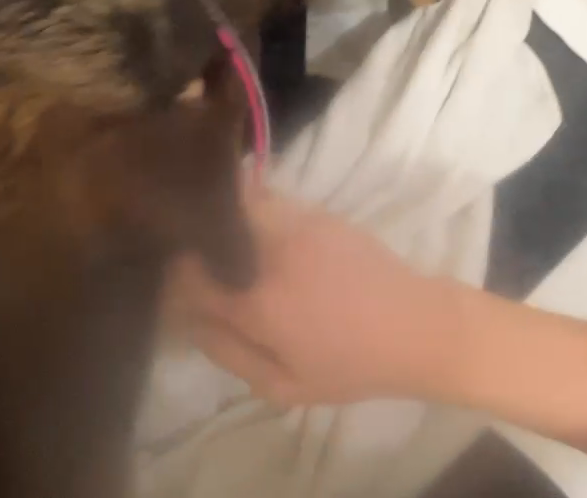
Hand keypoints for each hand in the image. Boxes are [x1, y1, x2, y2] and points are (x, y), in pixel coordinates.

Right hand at [166, 186, 464, 406]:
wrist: (413, 323)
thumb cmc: (350, 364)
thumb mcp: (283, 385)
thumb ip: (228, 351)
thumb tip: (189, 320)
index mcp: (257, 301)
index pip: (189, 278)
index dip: (173, 283)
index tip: (176, 290)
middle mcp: (271, 251)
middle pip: (210, 228)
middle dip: (196, 242)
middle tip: (199, 261)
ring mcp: (297, 223)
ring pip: (239, 205)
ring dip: (224, 219)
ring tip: (228, 242)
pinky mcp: (318, 211)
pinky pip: (271, 201)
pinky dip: (254, 210)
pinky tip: (261, 232)